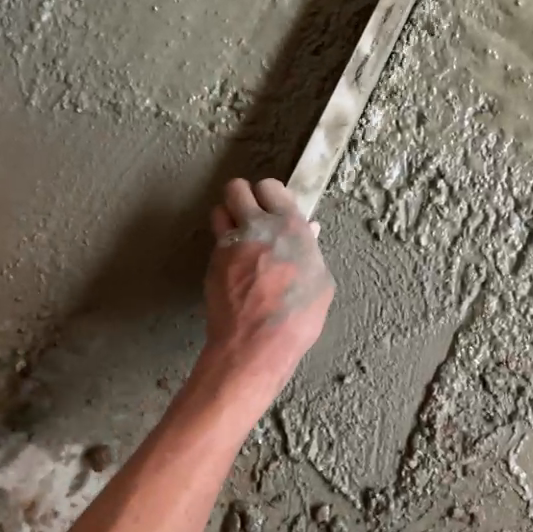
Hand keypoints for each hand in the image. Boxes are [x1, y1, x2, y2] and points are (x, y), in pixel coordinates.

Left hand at [200, 179, 334, 403]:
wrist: (255, 345)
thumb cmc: (298, 315)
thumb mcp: (321, 281)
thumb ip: (310, 250)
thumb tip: (308, 232)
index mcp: (288, 225)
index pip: (270, 187)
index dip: (271, 193)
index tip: (275, 205)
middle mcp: (255, 226)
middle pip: (236, 188)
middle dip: (242, 195)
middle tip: (251, 211)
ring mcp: (229, 245)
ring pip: (218, 210)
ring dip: (228, 216)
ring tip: (239, 233)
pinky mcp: (211, 264)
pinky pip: (215, 242)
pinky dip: (224, 246)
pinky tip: (235, 264)